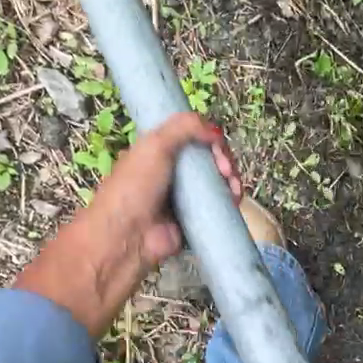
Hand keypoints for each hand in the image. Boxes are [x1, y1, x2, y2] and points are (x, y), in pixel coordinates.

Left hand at [14, 113, 239, 336]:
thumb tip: (216, 130)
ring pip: (218, 183)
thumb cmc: (135, 187)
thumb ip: (184, 127)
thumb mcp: (154, 145)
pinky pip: (218, 207)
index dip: (210, 139)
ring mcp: (186, 197)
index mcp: (160, 152)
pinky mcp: (195, 219)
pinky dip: (229, 203)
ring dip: (231, 182)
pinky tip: (234, 202)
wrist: (128, 235)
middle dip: (225, 162)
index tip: (217, 147)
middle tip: (227, 172)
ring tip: (234, 190)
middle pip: (210, 161)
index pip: (194, 138)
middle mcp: (174, 173)